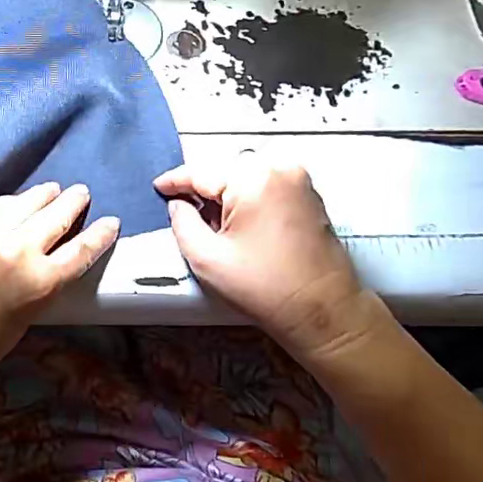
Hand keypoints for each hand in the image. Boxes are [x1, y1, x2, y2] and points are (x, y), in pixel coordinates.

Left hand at [0, 182, 119, 397]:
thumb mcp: (24, 320)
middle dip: (73, 201)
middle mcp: (16, 250)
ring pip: (24, 201)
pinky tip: (14, 204)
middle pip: (56, 215)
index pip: (81, 250)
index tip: (111, 221)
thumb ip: (42, 284)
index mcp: (38, 283)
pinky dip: (9, 205)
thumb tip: (53, 257)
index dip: (101, 234)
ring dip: (43, 195)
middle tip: (81, 192)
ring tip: (52, 190)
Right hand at [155, 156, 390, 364]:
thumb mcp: (206, 258)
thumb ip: (181, 223)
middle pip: (224, 171)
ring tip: (215, 228)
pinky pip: (266, 185)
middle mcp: (280, 170)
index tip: (160, 187)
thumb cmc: (269, 288)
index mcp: (253, 180)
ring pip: (245, 178)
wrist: (322, 311)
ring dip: (226, 196)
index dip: (175, 181)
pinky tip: (240, 227)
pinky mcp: (308, 195)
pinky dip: (247, 199)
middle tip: (186, 215)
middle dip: (203, 190)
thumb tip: (178, 206)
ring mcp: (298, 181)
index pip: (201, 172)